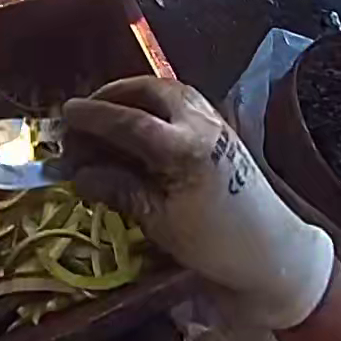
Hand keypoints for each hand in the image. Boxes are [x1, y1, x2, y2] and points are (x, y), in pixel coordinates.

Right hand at [63, 77, 333, 329]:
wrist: (274, 253)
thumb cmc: (216, 245)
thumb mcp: (161, 223)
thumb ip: (118, 190)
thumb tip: (78, 175)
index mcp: (186, 148)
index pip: (129, 121)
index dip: (93, 117)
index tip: (66, 113)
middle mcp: (199, 122)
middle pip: (146, 90)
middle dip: (110, 96)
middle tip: (84, 114)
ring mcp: (211, 118)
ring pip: (163, 88)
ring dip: (129, 94)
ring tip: (106, 113)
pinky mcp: (217, 123)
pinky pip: (177, 97)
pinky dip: (150, 100)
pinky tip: (136, 119)